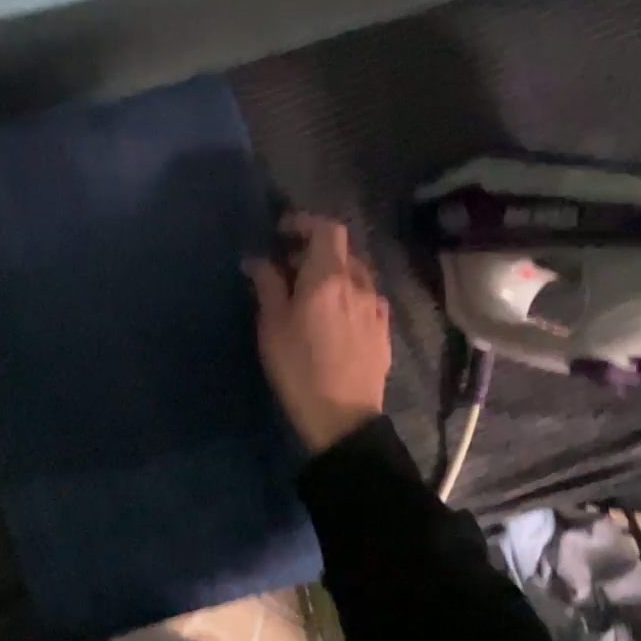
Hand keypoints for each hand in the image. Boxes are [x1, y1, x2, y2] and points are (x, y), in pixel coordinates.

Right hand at [245, 215, 391, 452]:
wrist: (343, 417)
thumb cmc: (298, 368)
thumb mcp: (272, 326)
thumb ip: (267, 286)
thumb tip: (257, 260)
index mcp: (329, 277)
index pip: (327, 229)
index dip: (305, 223)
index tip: (281, 232)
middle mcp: (359, 284)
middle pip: (342, 250)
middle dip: (314, 250)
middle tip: (286, 267)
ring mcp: (377, 307)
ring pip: (356, 274)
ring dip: (332, 273)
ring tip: (308, 293)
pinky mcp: (383, 330)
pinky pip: (365, 297)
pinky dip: (347, 294)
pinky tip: (332, 317)